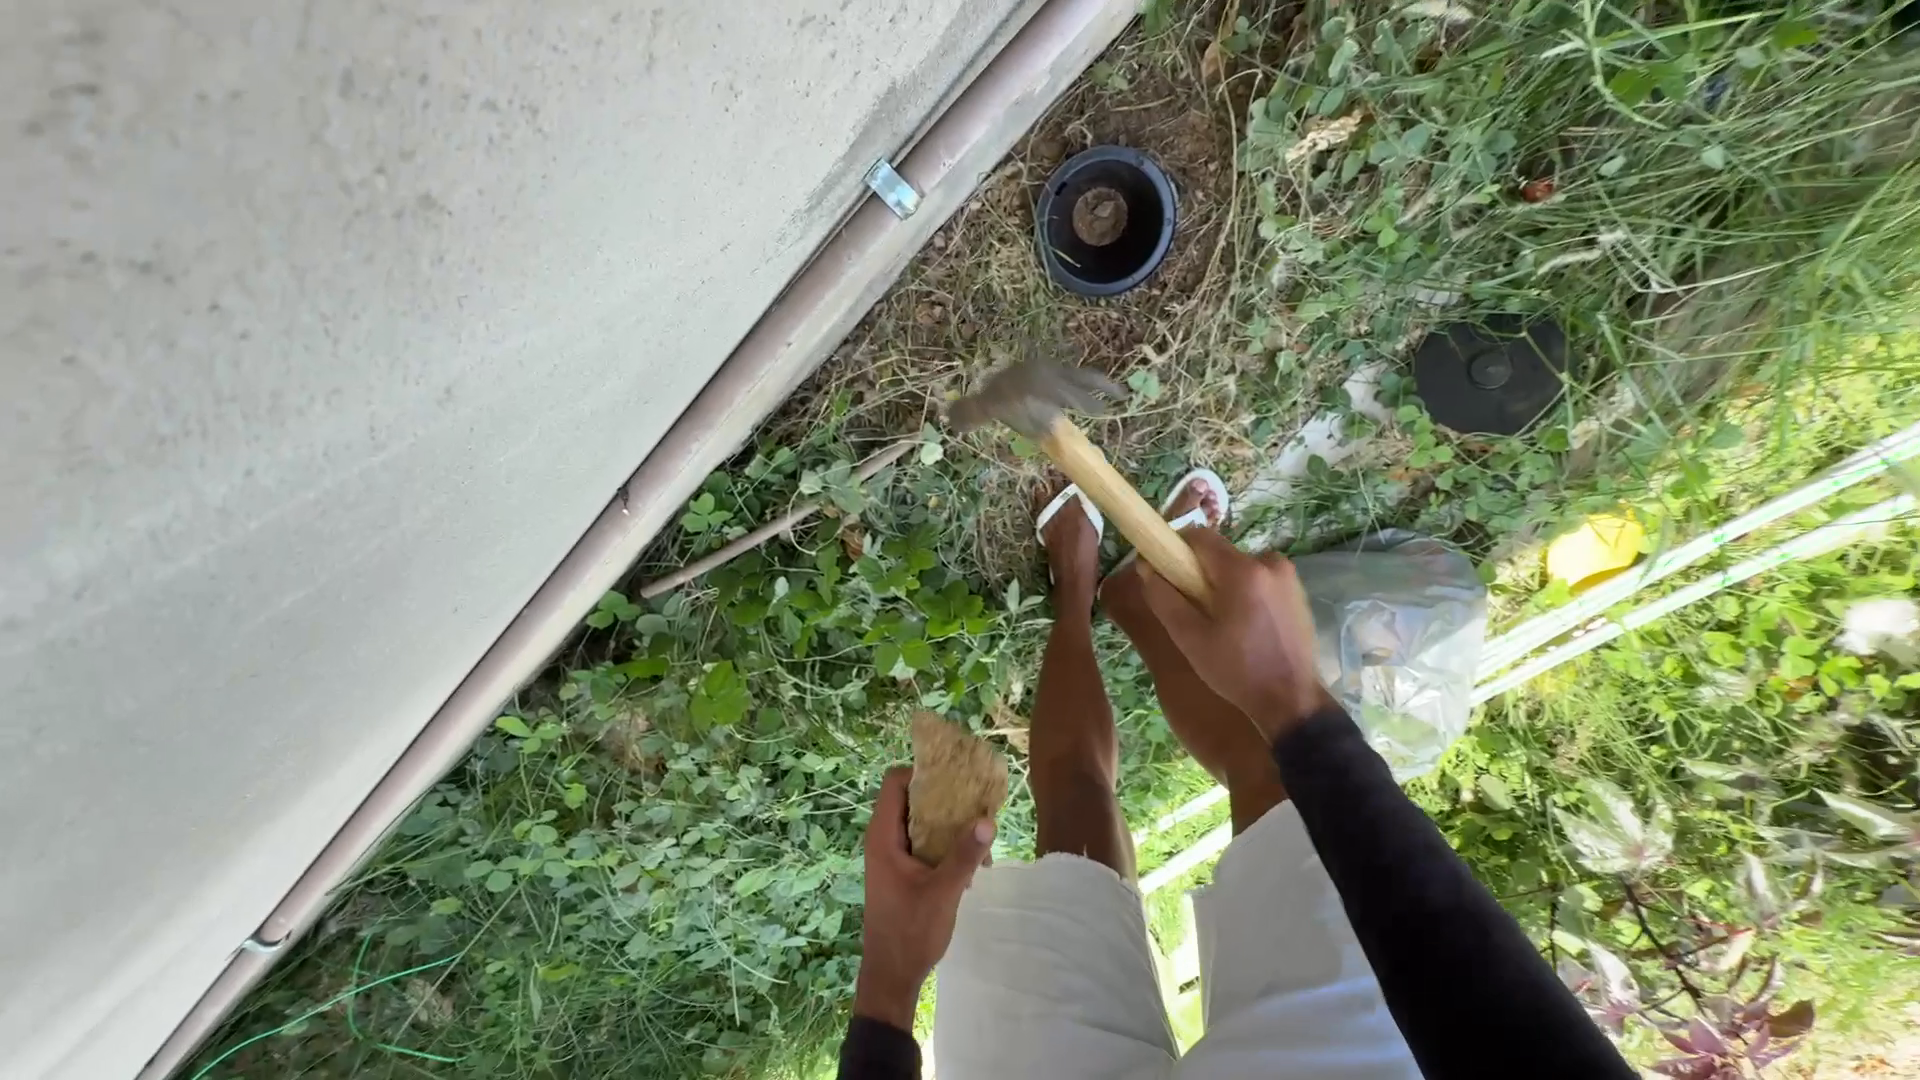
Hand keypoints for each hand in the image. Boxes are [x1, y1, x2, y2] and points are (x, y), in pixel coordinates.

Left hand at [853, 766, 993, 1030]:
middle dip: (942, 795)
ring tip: (977, 829)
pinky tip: (970, 860)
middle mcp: (883, 839)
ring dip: (947, 822)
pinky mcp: (902, 871)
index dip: (921, 772)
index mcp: (883, 836)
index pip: (894, 782)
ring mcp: (891, 855)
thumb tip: (988, 820)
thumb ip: (964, 855)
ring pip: (919, 821)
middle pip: (909, 798)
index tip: (954, 775)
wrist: (891, 977)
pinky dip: (943, 842)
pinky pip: (922, 841)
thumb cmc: (910, 932)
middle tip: (974, 797)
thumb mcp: (943, 892)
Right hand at [1138, 528, 1333, 741]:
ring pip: (1238, 566)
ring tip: (1220, 622)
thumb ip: (1163, 597)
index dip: (1176, 550)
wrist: (1292, 701)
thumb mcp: (1189, 638)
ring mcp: (1288, 575)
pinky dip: (1244, 592)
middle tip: (1193, 609)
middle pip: (1219, 552)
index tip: (1166, 575)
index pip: (1198, 537)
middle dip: (1200, 573)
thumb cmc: (1236, 671)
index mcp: (1243, 571)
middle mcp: (1269, 562)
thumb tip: (1145, 566)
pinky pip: (1258, 578)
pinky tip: (1244, 625)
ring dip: (1223, 584)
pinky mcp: (1297, 590)